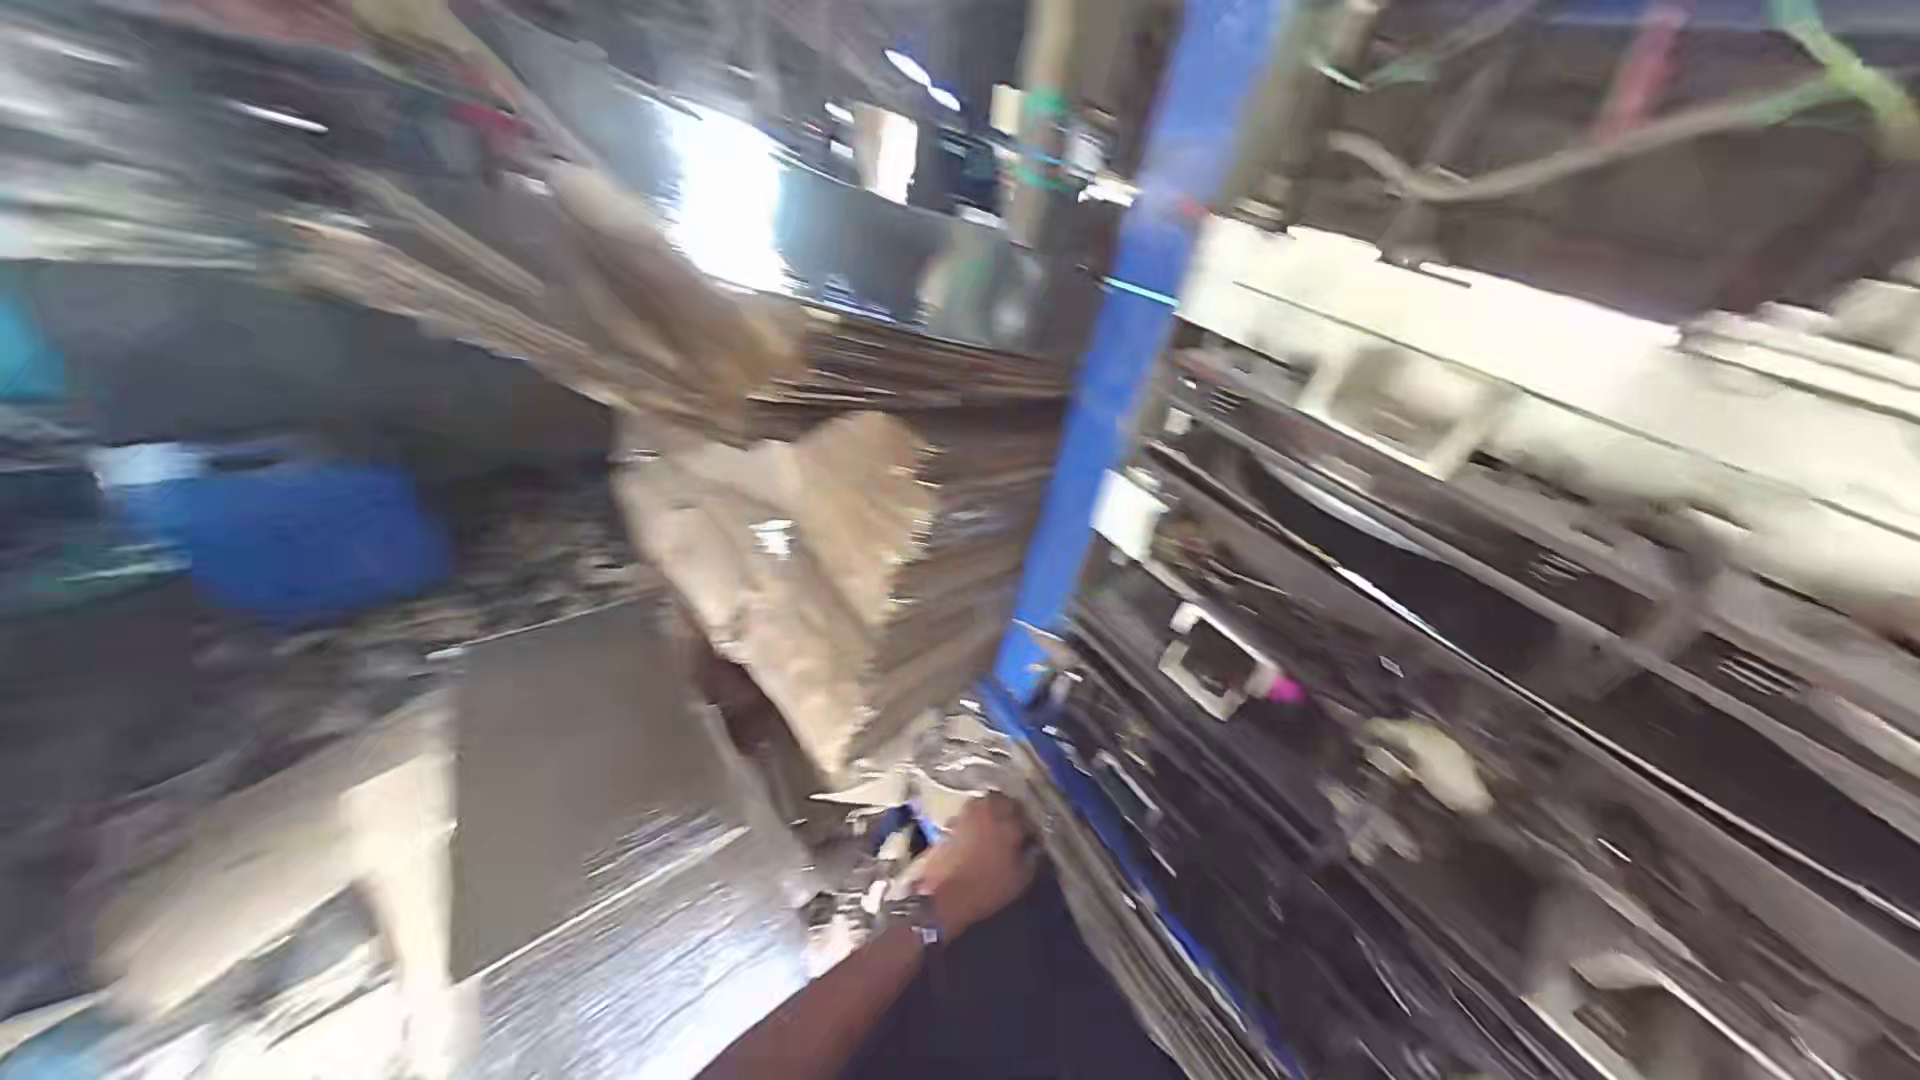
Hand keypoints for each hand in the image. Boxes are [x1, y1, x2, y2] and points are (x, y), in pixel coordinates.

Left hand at [910, 792, 1037, 938]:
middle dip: (1012, 811)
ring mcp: (969, 811)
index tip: (1030, 835)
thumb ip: (1031, 859)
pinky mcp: (953, 817)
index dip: (1030, 826)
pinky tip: (977, 831)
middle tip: (1013, 827)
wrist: (942, 893)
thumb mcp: (1019, 881)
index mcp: (1011, 824)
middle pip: (1007, 802)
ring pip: (987, 803)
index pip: (1027, 816)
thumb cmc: (985, 889)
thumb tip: (1035, 846)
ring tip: (995, 826)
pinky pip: (971, 811)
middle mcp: (990, 810)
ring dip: (993, 810)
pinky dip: (976, 816)